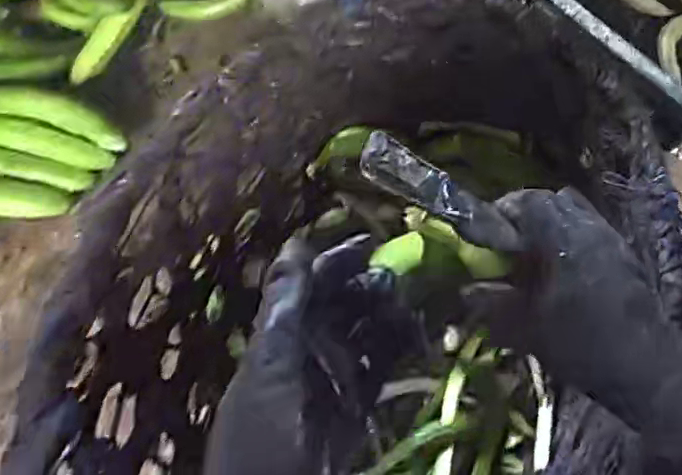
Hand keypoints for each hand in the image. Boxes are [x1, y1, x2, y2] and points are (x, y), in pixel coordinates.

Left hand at [203, 235, 417, 474]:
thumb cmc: (262, 438)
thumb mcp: (270, 368)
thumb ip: (285, 307)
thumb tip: (295, 242)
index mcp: (284, 333)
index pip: (316, 283)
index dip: (341, 260)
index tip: (373, 243)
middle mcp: (311, 348)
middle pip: (347, 303)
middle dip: (373, 288)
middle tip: (399, 286)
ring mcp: (334, 376)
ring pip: (368, 330)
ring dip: (391, 317)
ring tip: (411, 316)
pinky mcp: (355, 406)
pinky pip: (382, 366)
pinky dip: (400, 349)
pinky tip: (419, 340)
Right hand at [471, 189, 681, 474]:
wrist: (647, 365)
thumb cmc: (585, 344)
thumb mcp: (531, 330)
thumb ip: (494, 306)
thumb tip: (464, 291)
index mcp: (562, 235)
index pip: (528, 200)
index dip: (504, 210)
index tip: (488, 230)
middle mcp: (587, 224)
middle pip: (551, 199)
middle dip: (526, 213)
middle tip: (509, 240)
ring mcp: (608, 234)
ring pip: (572, 210)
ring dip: (551, 221)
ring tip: (535, 251)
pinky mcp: (622, 250)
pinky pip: (589, 225)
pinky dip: (570, 234)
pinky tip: (563, 265)